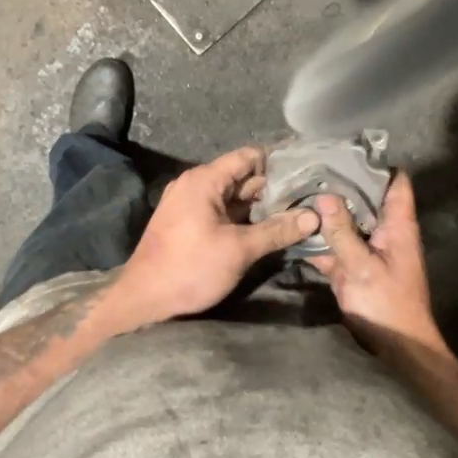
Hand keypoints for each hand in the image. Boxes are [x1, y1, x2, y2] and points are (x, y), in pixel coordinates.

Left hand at [109, 146, 318, 327]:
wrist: (143, 300)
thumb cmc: (190, 268)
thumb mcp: (240, 249)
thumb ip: (277, 230)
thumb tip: (314, 216)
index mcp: (204, 181)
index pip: (248, 157)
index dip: (278, 165)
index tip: (307, 177)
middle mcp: (195, 185)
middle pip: (242, 178)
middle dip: (273, 190)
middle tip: (308, 202)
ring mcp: (189, 205)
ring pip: (234, 198)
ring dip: (260, 208)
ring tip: (296, 216)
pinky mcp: (188, 224)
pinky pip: (221, 212)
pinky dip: (243, 219)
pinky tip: (267, 231)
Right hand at [310, 173, 445, 357]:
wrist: (397, 347)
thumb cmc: (387, 304)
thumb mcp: (362, 267)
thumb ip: (342, 232)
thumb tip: (325, 196)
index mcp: (399, 226)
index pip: (396, 183)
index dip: (376, 164)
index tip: (345, 152)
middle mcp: (385, 232)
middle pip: (366, 199)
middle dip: (341, 185)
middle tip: (309, 169)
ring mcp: (369, 250)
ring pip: (347, 223)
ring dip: (327, 212)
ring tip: (296, 191)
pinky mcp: (354, 268)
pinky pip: (335, 247)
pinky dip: (319, 239)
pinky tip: (294, 228)